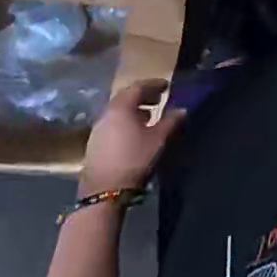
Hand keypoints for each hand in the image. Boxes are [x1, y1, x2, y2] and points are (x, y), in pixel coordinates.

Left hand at [79, 79, 185, 196]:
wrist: (104, 192)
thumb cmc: (134, 159)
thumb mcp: (158, 140)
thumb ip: (171, 122)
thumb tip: (182, 110)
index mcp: (121, 107)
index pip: (138, 87)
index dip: (153, 85)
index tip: (166, 85)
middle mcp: (107, 113)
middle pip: (126, 97)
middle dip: (143, 96)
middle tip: (158, 99)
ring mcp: (98, 128)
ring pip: (118, 111)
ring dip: (134, 109)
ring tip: (149, 116)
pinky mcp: (94, 143)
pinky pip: (112, 123)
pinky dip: (125, 121)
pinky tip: (134, 133)